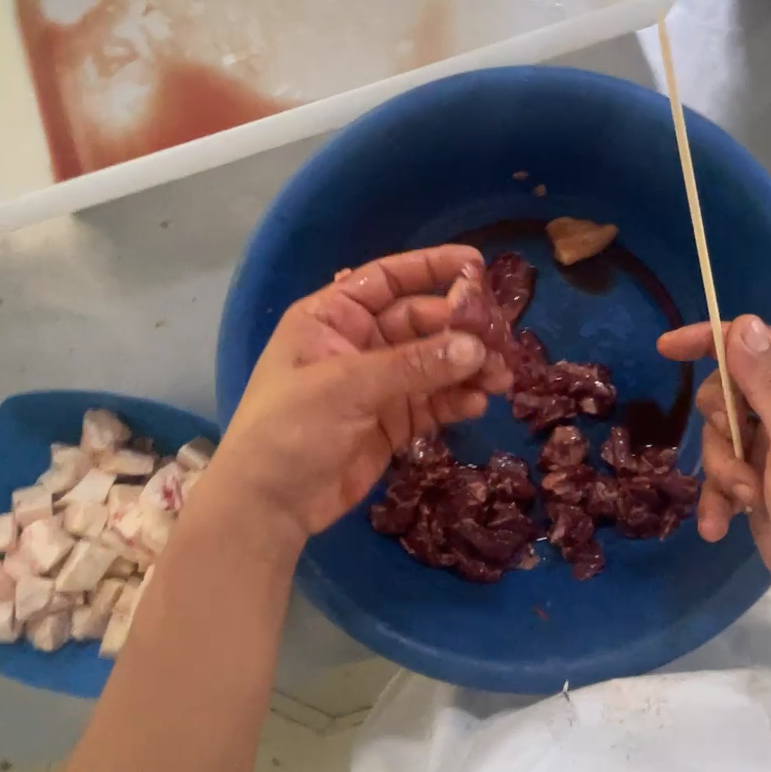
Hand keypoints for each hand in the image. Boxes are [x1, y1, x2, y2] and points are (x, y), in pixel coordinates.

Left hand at [203, 246, 515, 553]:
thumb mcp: (347, 387)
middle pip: (421, 322)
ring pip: (435, 364)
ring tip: (501, 377)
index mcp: (333, 319)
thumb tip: (476, 347)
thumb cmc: (290, 429)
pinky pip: (434, 402)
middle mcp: (359, 344)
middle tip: (501, 339)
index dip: (430, 268)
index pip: (387, 280)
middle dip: (461, 330)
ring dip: (468, 368)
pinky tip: (479, 403)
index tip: (475, 265)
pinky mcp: (394, 422)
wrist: (269, 506)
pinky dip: (457, 400)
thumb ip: (413, 365)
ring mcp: (378, 385)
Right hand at [658, 316, 770, 625]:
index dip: (713, 341)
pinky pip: (720, 477)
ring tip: (745, 499)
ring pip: (719, 438)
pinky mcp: (759, 487)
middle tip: (736, 453)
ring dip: (722, 471)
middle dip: (722, 427)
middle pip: (730, 393)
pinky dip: (716, 500)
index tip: (667, 348)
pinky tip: (719, 527)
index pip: (761, 347)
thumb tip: (743, 324)